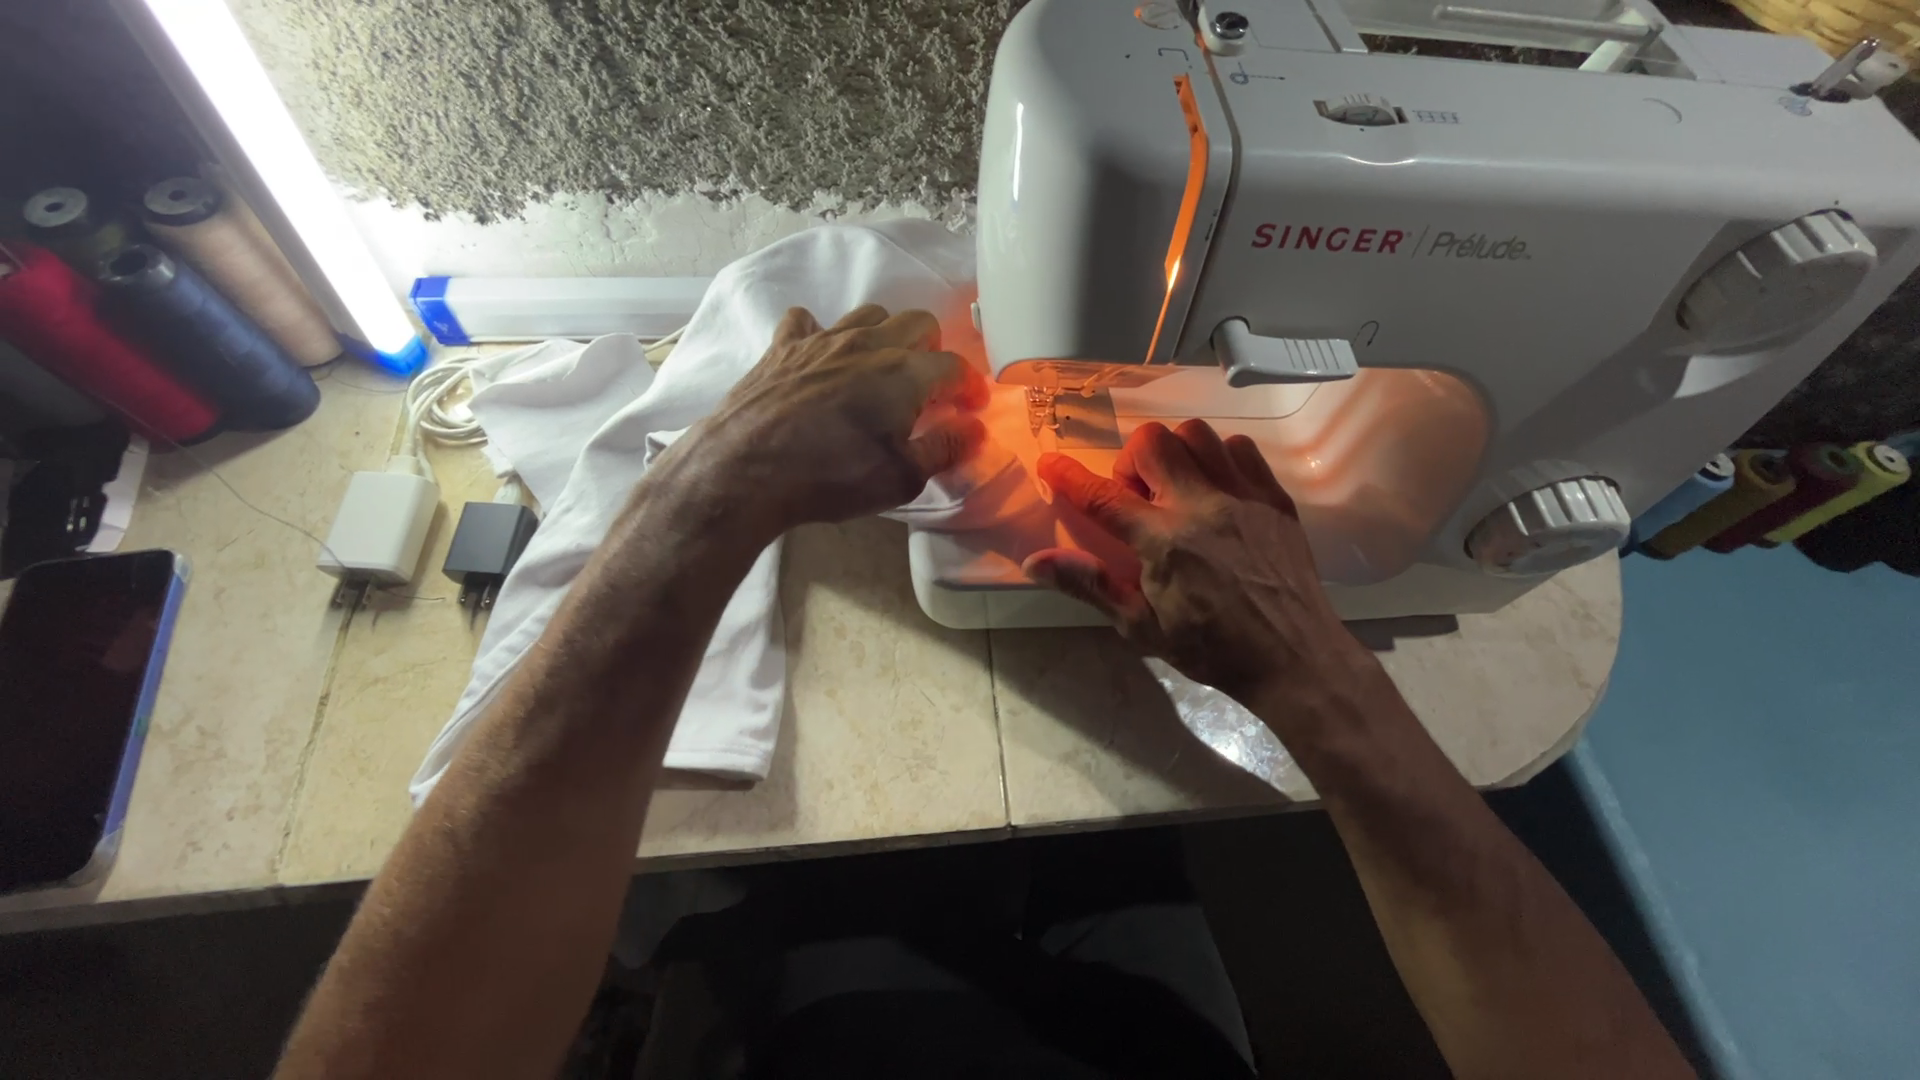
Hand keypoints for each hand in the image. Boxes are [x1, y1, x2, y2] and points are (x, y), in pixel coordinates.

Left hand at [693, 303, 988, 534]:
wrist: (747, 469)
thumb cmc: (832, 477)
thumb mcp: (902, 478)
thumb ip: (944, 448)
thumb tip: (973, 430)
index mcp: (905, 374)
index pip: (954, 368)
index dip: (969, 388)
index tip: (971, 408)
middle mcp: (869, 344)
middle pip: (917, 323)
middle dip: (932, 350)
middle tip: (927, 385)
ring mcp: (823, 339)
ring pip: (868, 314)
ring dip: (885, 335)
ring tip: (880, 368)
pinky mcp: (783, 346)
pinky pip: (807, 321)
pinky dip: (820, 334)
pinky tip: (819, 357)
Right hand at [1023, 420, 1373, 714]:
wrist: (1294, 658)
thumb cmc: (1212, 649)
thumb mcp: (1142, 627)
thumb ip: (1089, 586)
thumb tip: (1036, 562)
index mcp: (1164, 542)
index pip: (1103, 497)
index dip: (1069, 477)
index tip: (1049, 464)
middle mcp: (1202, 506)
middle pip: (1152, 443)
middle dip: (1130, 463)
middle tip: (1135, 499)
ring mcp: (1243, 496)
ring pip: (1196, 434)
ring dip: (1173, 454)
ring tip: (1174, 489)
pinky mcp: (1274, 497)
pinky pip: (1239, 448)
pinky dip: (1217, 458)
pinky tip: (1214, 491)